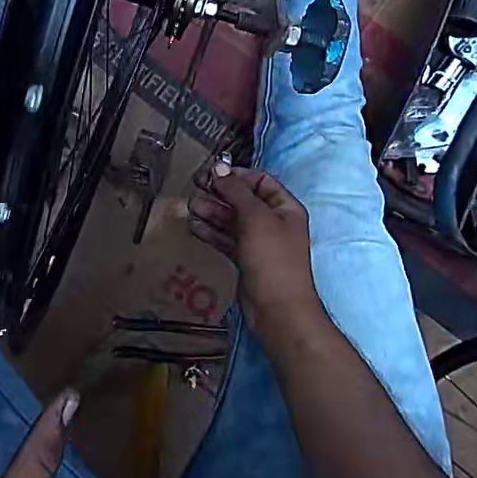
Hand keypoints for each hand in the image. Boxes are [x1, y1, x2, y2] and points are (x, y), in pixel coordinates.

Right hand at [187, 165, 324, 326]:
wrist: (278, 310)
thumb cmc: (273, 259)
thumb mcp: (255, 217)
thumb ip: (236, 191)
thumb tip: (219, 168)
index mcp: (285, 208)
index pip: (259, 180)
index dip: (236, 175)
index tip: (211, 174)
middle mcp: (272, 222)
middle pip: (242, 199)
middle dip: (218, 193)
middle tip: (195, 187)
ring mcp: (258, 241)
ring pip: (230, 219)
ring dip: (210, 211)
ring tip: (191, 208)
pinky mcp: (245, 258)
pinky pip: (225, 238)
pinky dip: (210, 231)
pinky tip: (194, 226)